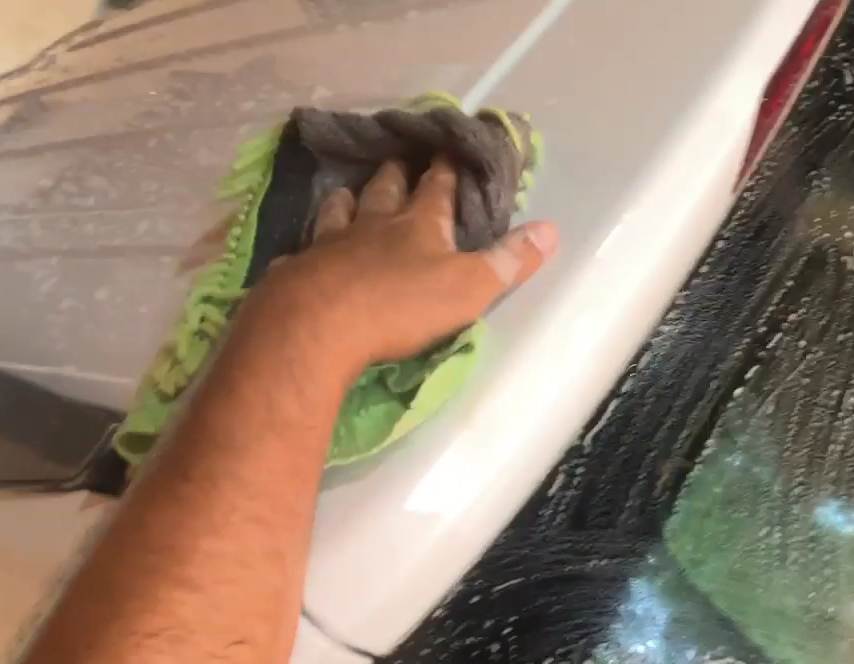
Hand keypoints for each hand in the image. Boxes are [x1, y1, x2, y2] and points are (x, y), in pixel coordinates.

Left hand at [230, 159, 557, 373]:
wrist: (322, 325)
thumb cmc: (404, 305)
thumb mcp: (471, 287)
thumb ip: (509, 261)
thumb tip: (552, 229)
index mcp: (419, 225)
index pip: (437, 189)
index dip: (445, 170)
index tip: (448, 149)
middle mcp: (374, 225)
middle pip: (385, 190)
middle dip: (396, 174)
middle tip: (397, 160)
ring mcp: (332, 245)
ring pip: (340, 211)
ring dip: (347, 201)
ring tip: (346, 194)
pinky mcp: (301, 271)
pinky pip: (305, 251)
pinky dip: (309, 246)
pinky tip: (303, 251)